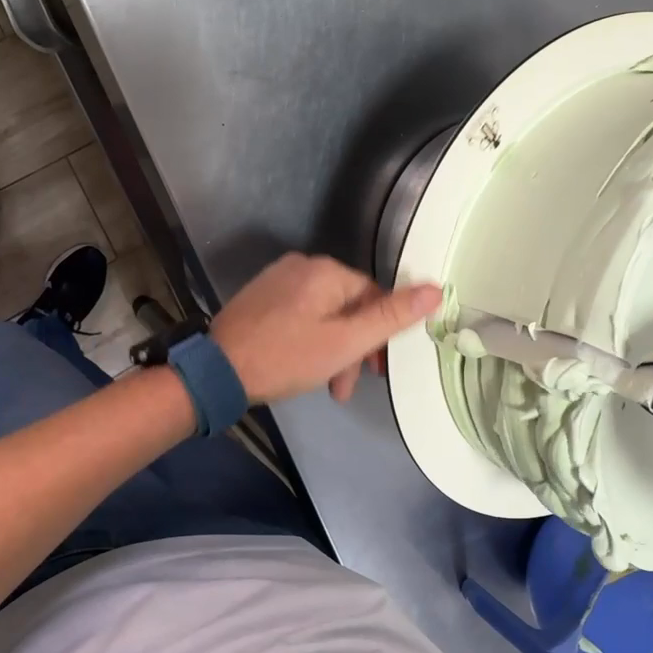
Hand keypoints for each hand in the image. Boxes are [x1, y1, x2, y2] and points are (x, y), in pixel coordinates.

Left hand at [210, 253, 440, 405]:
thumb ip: (390, 317)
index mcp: (325, 271)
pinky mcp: (260, 298)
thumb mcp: (344, 342)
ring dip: (332, 350)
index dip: (380, 334)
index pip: (373, 296)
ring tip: (328, 386)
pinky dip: (309, 341)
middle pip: (347, 306)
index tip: (378, 370)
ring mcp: (277, 281)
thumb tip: (436, 289)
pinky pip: (299, 316)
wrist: (216, 370)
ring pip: (324, 314)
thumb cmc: (284, 357)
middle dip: (353, 348)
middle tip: (348, 385)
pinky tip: (304, 369)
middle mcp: (301, 266)